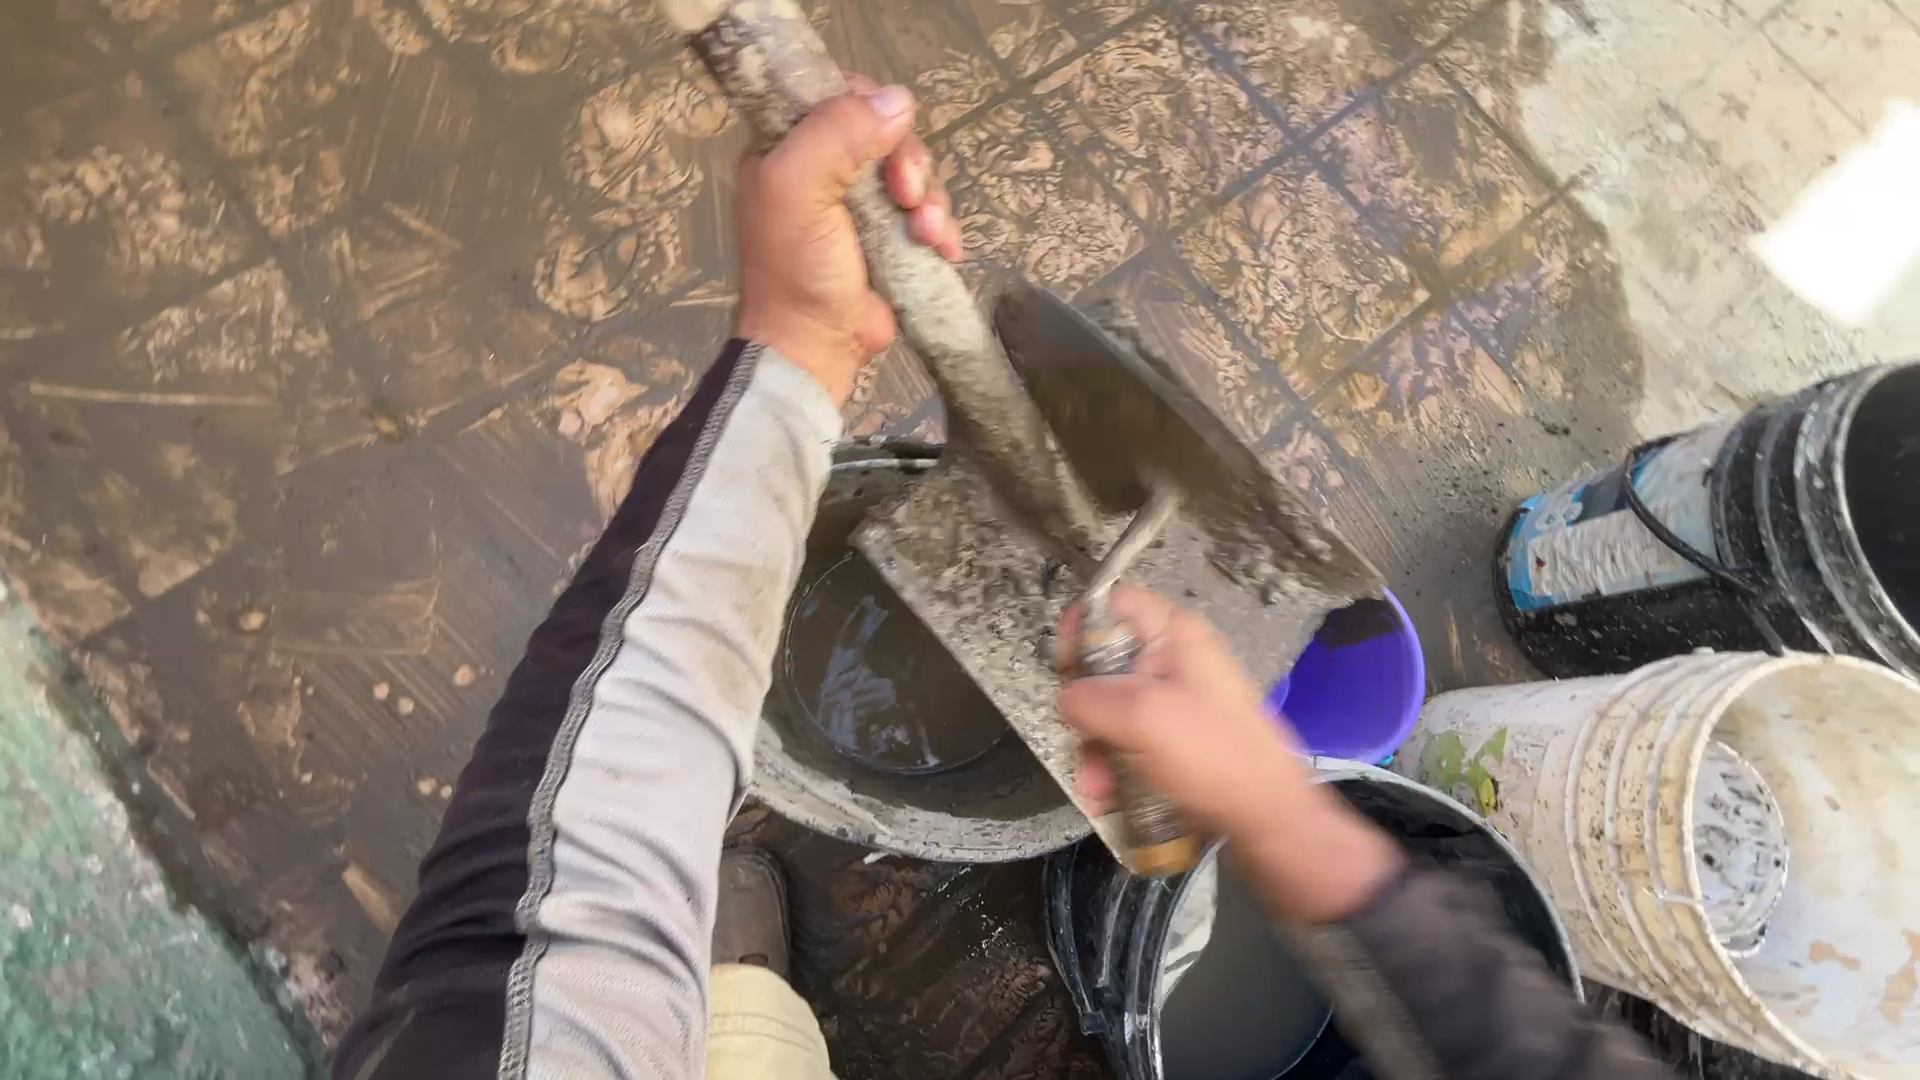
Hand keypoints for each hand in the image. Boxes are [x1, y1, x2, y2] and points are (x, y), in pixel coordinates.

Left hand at [734, 79, 962, 403]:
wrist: (818, 345)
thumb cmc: (798, 269)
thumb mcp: (798, 189)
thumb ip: (837, 134)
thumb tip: (900, 101)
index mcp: (790, 146)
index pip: (840, 96)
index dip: (871, 110)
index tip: (883, 140)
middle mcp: (828, 170)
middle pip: (888, 133)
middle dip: (909, 163)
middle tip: (907, 196)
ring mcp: (864, 207)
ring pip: (914, 174)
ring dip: (931, 200)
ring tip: (926, 234)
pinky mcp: (893, 240)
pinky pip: (929, 213)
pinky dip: (941, 228)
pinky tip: (943, 249)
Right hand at [1057, 586, 1403, 921]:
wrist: (1269, 818)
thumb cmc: (1210, 753)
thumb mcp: (1140, 716)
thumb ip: (1088, 697)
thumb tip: (1067, 699)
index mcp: (1174, 634)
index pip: (1114, 602)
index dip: (1083, 626)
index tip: (1066, 666)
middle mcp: (1175, 657)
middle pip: (1105, 659)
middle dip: (1085, 704)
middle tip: (1079, 732)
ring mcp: (1178, 697)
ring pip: (1113, 706)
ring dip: (1095, 745)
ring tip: (1095, 784)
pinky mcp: (1179, 734)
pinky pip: (1132, 736)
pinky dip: (1115, 761)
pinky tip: (1109, 793)